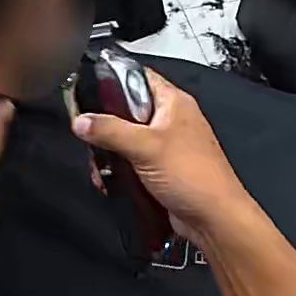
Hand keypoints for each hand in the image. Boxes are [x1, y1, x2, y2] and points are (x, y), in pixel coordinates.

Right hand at [71, 69, 253, 245]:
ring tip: (102, 166)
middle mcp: (171, 121)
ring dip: (110, 153)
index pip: (137, 76)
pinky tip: (111, 180)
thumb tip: (82, 121)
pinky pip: (132, 163)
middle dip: (106, 127)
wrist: (213, 219)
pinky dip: (120, 170)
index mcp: (173, 103)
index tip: (87, 93)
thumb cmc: (195, 177)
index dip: (112, 80)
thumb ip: (110, 130)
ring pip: (126, 140)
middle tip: (93, 138)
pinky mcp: (161, 170)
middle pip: (126, 111)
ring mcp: (166, 146)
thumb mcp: (145, 147)